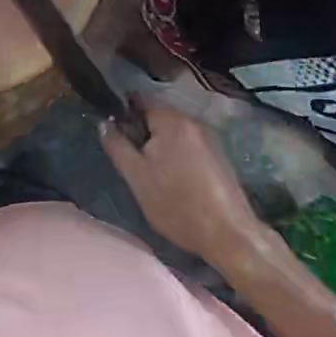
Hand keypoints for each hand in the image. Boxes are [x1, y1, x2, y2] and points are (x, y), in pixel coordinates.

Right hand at [102, 99, 266, 263]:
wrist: (231, 238)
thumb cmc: (178, 205)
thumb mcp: (136, 177)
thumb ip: (117, 145)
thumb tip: (104, 122)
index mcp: (171, 120)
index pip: (138, 98)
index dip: (121, 112)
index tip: (114, 132)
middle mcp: (193, 122)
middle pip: (156, 115)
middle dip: (140, 132)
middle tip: (131, 159)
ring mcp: (210, 138)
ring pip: (172, 132)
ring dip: (158, 145)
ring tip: (151, 172)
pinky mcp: (219, 157)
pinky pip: (188, 144)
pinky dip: (176, 155)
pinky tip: (173, 180)